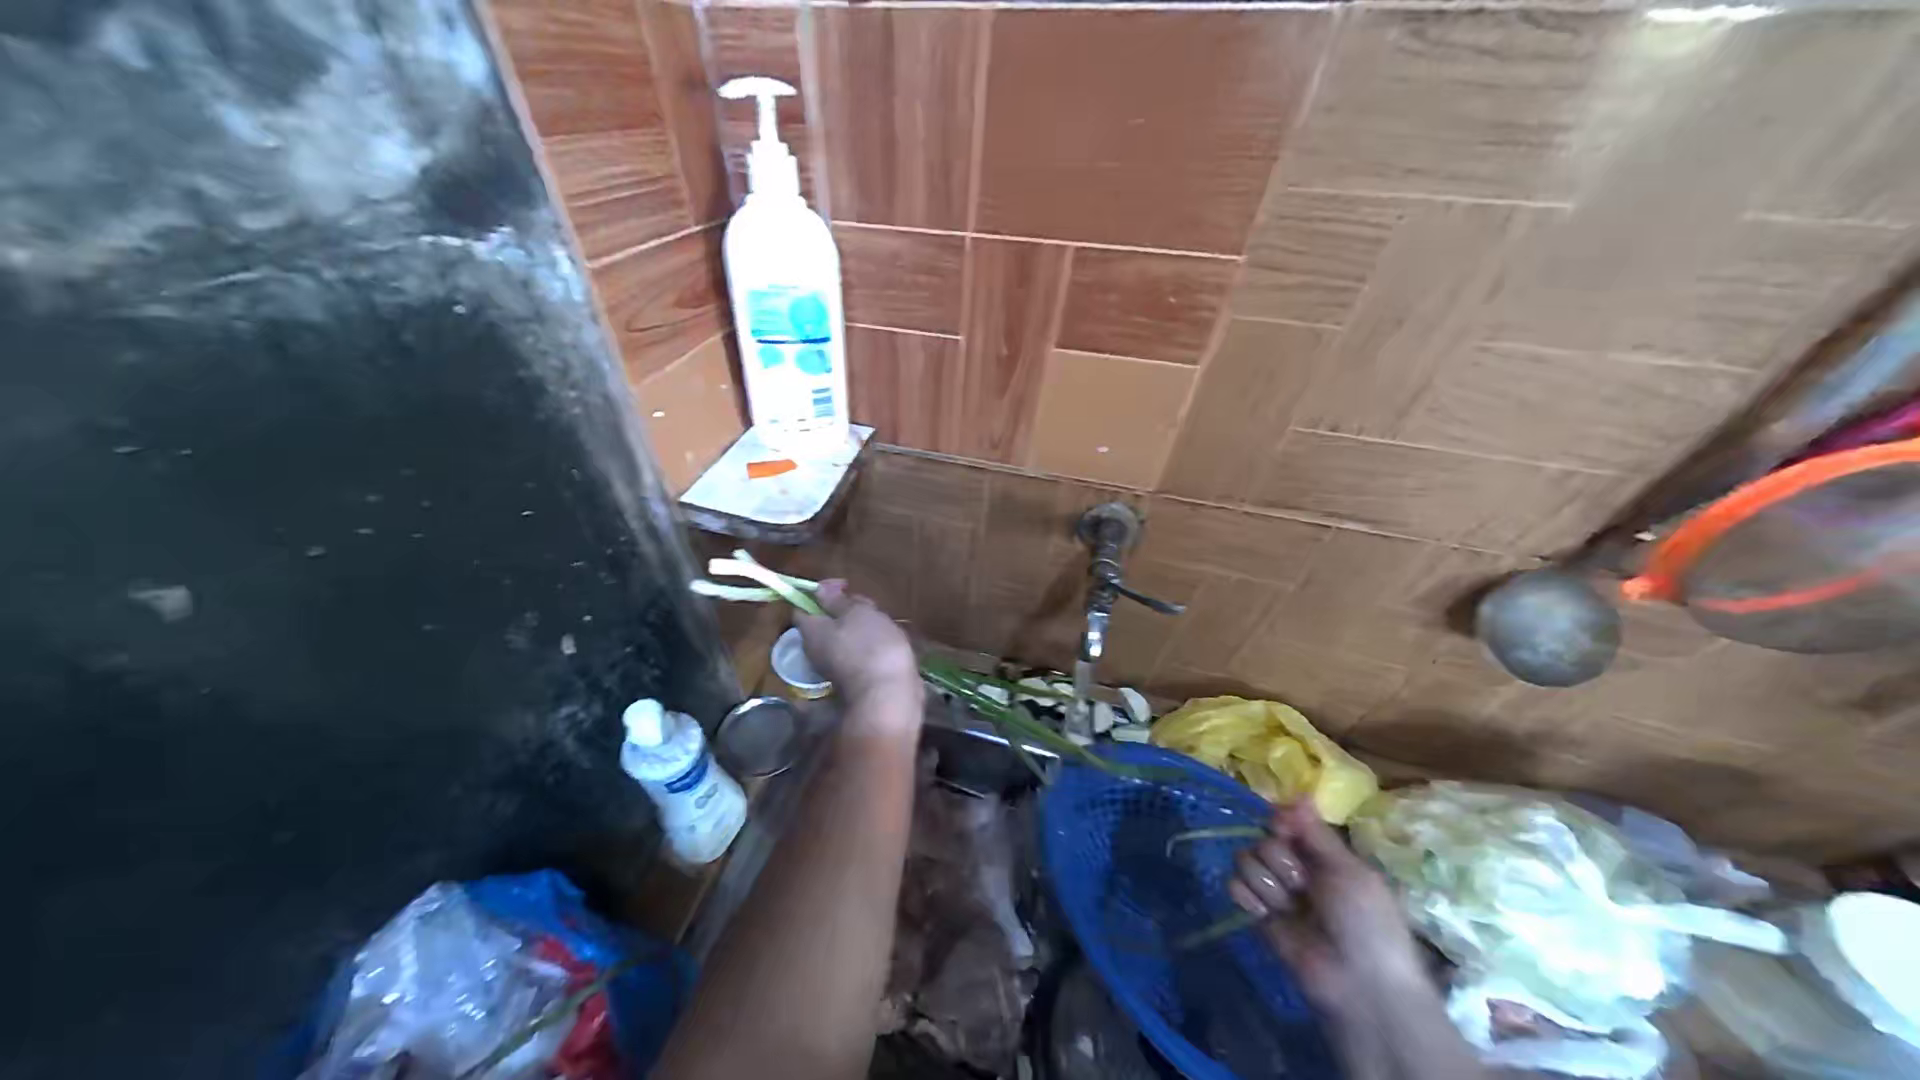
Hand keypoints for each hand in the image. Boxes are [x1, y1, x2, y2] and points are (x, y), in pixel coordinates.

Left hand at [793, 580, 922, 724]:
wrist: (889, 695)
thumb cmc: (870, 646)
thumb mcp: (856, 613)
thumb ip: (837, 600)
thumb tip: (818, 590)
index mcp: (811, 632)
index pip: (803, 606)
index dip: (821, 592)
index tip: (845, 585)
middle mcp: (817, 650)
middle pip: (827, 621)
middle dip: (849, 609)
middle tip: (870, 606)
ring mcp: (837, 666)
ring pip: (846, 636)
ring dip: (865, 626)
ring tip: (886, 622)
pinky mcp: (856, 677)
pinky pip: (860, 652)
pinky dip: (873, 644)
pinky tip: (891, 642)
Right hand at [1229, 800, 1426, 1017]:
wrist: (1357, 982)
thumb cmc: (1365, 921)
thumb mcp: (1349, 869)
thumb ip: (1316, 832)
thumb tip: (1300, 792)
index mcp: (1322, 855)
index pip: (1286, 821)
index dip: (1280, 821)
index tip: (1283, 827)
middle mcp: (1296, 869)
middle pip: (1263, 839)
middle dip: (1279, 859)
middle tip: (1302, 885)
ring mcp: (1276, 891)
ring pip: (1245, 859)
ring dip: (1267, 882)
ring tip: (1288, 907)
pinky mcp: (1257, 914)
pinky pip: (1235, 886)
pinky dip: (1248, 896)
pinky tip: (1266, 914)